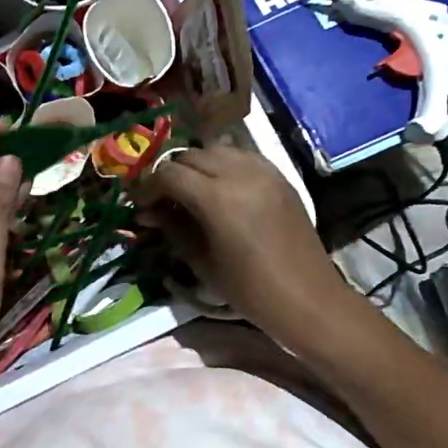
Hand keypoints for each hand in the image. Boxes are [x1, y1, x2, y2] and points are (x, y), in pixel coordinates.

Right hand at [138, 147, 352, 339]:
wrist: (306, 297)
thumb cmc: (249, 289)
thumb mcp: (202, 260)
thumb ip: (173, 228)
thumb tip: (148, 211)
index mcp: (217, 196)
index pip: (169, 173)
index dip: (148, 185)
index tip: (140, 204)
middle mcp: (240, 172)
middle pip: (191, 155)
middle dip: (171, 174)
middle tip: (162, 200)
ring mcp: (264, 170)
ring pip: (217, 150)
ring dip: (197, 166)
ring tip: (190, 193)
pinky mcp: (280, 176)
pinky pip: (243, 157)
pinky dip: (224, 165)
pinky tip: (221, 190)